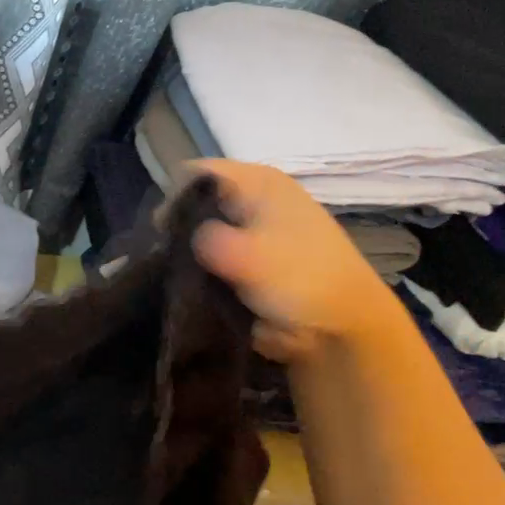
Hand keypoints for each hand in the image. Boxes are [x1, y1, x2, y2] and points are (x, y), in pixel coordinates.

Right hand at [186, 159, 394, 361]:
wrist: (339, 332)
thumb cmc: (301, 280)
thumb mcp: (246, 253)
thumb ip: (199, 236)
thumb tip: (173, 240)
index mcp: (256, 183)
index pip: (192, 173)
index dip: (172, 198)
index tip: (164, 232)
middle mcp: (248, 201)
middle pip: (190, 204)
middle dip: (175, 229)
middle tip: (169, 258)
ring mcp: (245, 233)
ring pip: (193, 235)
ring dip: (183, 255)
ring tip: (176, 276)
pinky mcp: (241, 264)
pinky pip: (203, 261)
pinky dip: (194, 272)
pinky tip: (187, 287)